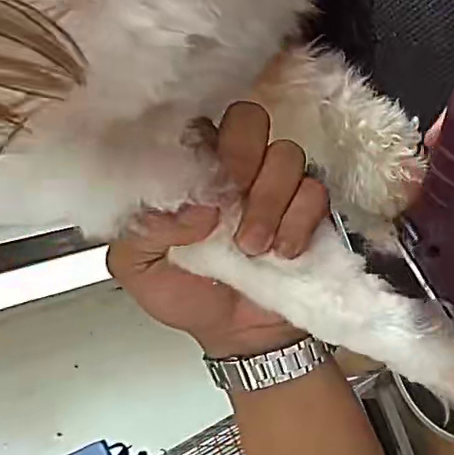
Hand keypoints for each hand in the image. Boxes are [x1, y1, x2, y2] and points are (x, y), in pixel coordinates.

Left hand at [106, 102, 331, 357]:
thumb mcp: (138, 269)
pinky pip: (315, 191)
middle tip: (233, 202)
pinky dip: (298, 223)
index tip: (202, 189)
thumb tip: (193, 209)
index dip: (203, 145)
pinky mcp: (312, 207)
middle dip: (243, 156)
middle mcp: (237, 168)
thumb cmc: (189, 296)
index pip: (198, 125)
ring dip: (269, 203)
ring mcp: (278, 184)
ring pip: (286, 154)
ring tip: (255, 247)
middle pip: (249, 118)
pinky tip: (283, 252)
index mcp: (192, 172)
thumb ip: (143, 231)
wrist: (241, 336)